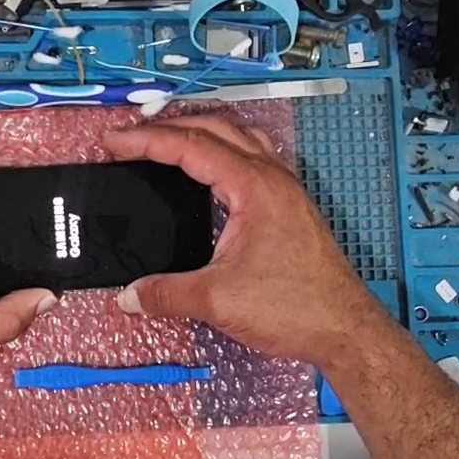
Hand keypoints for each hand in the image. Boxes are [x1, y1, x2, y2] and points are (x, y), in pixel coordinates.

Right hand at [103, 115, 375, 366]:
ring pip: (237, 139)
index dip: (146, 140)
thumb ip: (165, 294)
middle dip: (167, 128)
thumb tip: (129, 295)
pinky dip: (222, 153)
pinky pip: (252, 160)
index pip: (191, 147)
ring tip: (165, 143)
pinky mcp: (288, 208)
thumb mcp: (217, 301)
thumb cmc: (297, 308)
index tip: (114, 142)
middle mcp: (272, 179)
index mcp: (254, 187)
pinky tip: (209, 173)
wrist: (345, 330)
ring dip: (198, 134)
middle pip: (214, 129)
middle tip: (130, 139)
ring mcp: (284, 191)